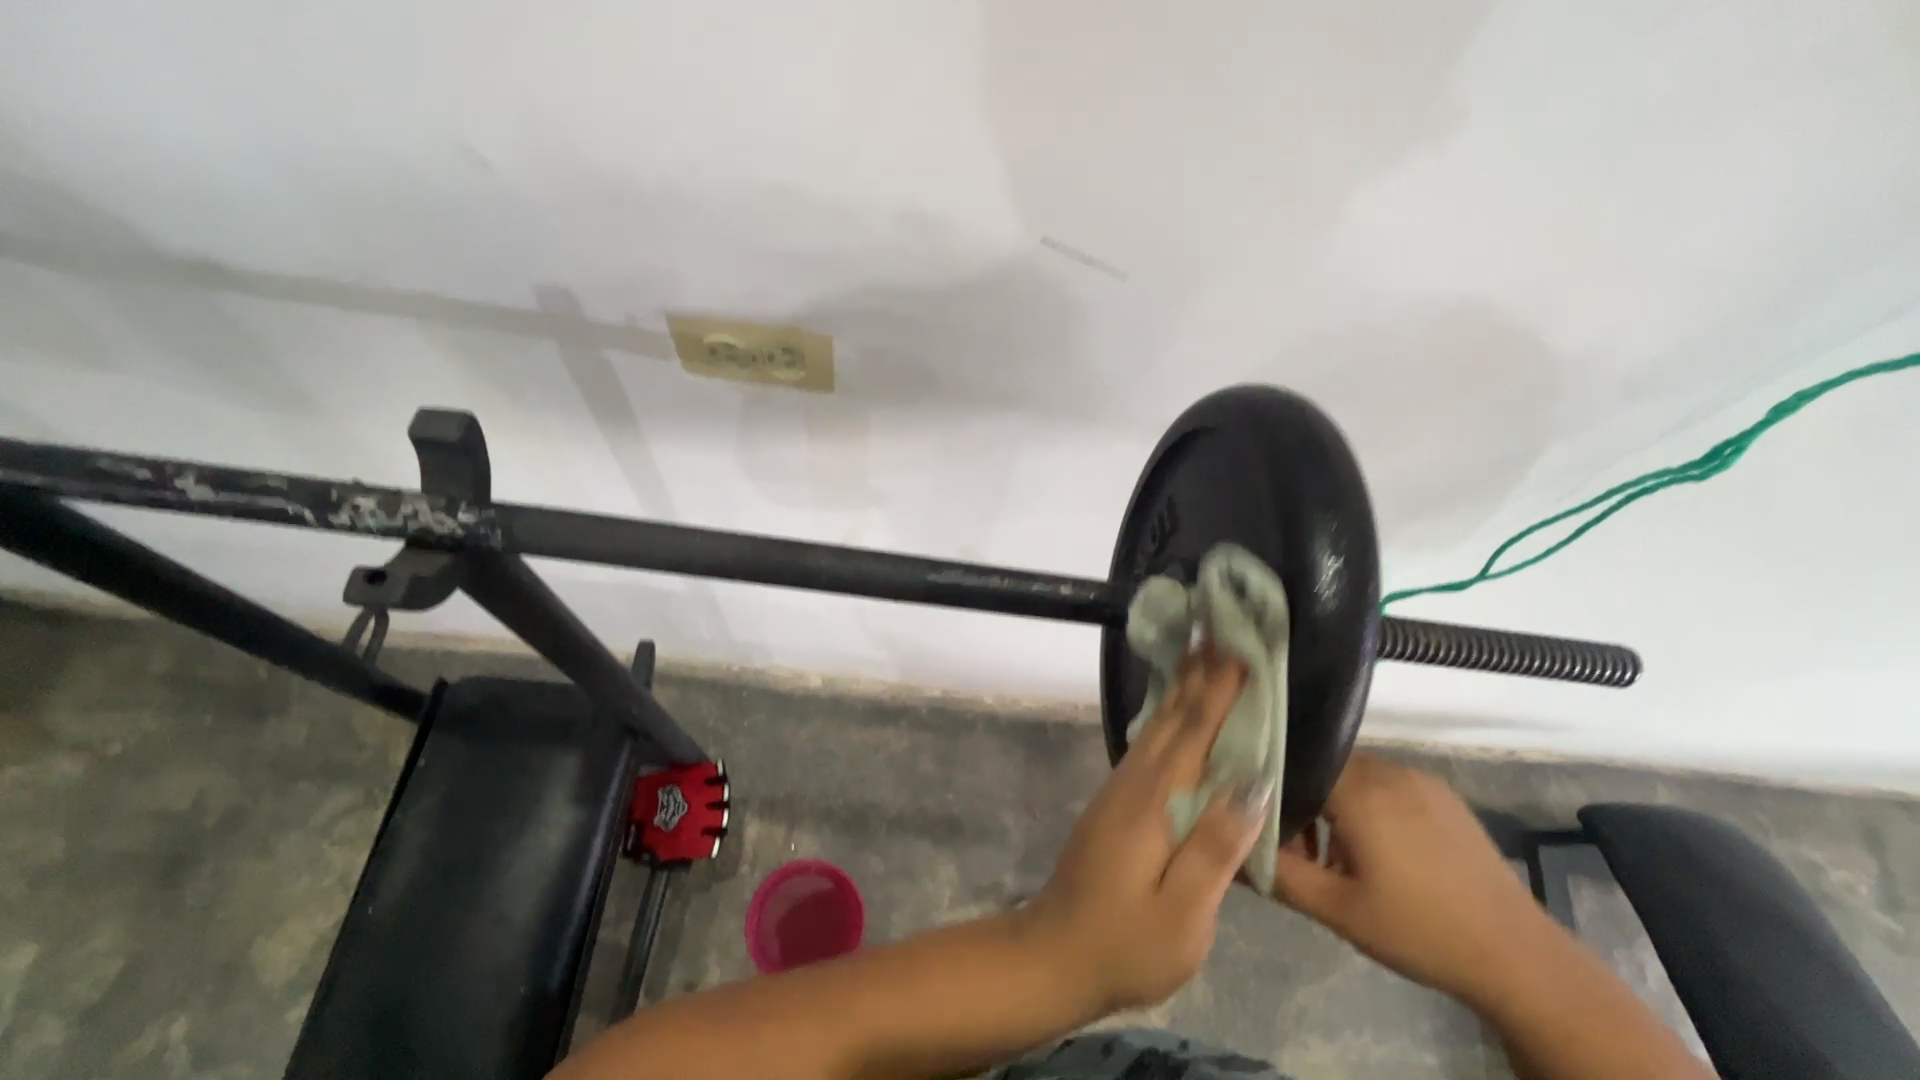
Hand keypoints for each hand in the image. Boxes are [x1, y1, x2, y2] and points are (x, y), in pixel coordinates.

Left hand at [1023, 645, 1271, 1014]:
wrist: (1053, 959)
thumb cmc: (1124, 945)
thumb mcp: (1181, 914)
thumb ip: (1214, 849)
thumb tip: (1253, 784)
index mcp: (1152, 806)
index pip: (1192, 736)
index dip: (1217, 693)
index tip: (1238, 649)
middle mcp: (1132, 787)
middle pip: (1170, 721)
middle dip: (1197, 676)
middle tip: (1219, 631)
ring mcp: (1119, 795)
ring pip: (1156, 731)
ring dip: (1181, 692)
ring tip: (1202, 658)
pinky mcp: (1115, 809)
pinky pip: (1149, 750)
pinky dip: (1168, 723)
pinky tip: (1176, 718)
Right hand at [1269, 754, 1556, 1007]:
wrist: (1515, 955)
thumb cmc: (1418, 929)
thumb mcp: (1336, 908)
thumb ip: (1276, 873)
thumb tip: (1229, 850)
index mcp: (1360, 790)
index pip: (1294, 762)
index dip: (1269, 788)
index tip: (1253, 819)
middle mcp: (1390, 771)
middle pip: (1323, 769)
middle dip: (1300, 801)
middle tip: (1291, 848)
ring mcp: (1422, 782)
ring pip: (1355, 778)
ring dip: (1333, 807)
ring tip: (1329, 859)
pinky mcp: (1444, 799)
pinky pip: (1387, 788)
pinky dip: (1366, 810)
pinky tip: (1371, 857)